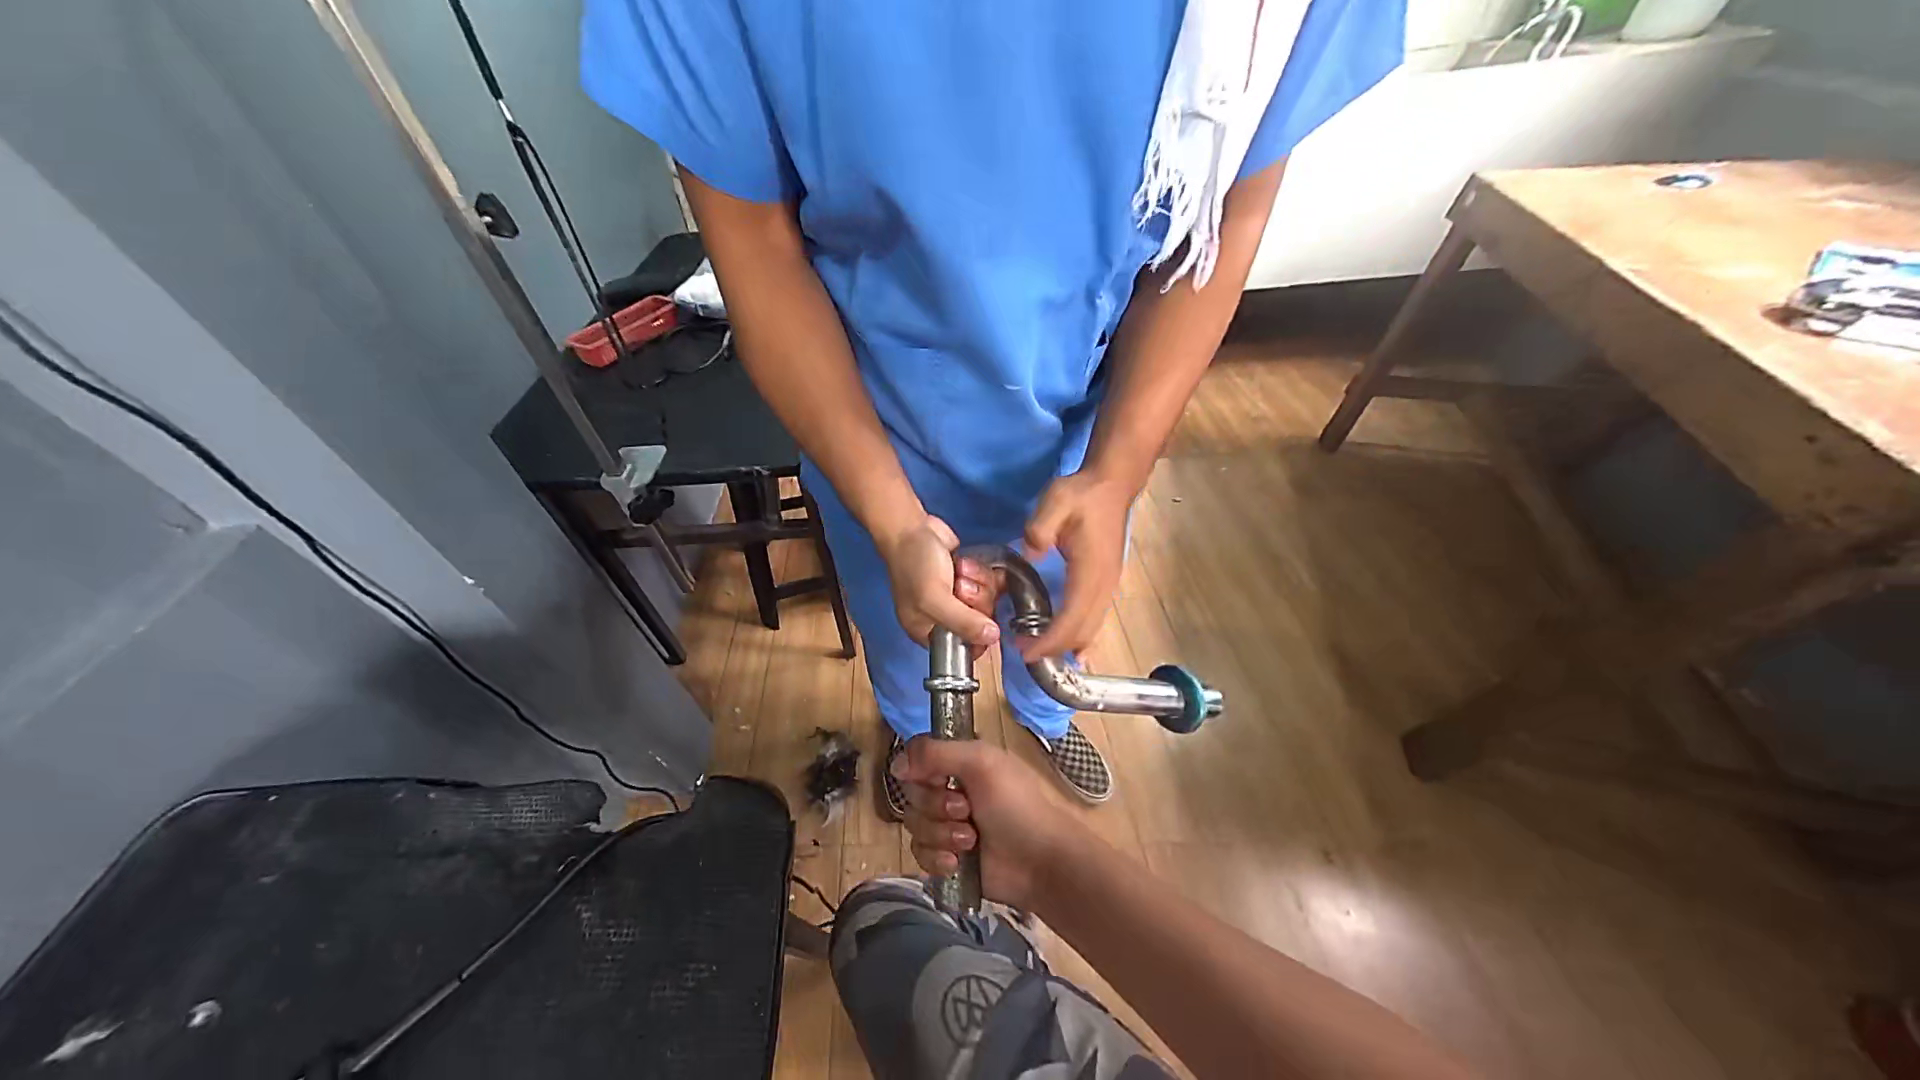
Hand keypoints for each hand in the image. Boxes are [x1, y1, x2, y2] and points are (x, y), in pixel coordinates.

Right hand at [876, 514, 999, 648]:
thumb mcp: (934, 598)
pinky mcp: (968, 579)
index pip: (964, 649)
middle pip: (981, 622)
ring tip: (958, 571)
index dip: (977, 635)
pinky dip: (980, 572)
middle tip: (960, 587)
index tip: (976, 616)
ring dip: (978, 582)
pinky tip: (963, 563)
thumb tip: (992, 638)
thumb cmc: (915, 565)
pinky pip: (988, 583)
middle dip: (976, 601)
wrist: (912, 528)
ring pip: (988, 600)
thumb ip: (963, 622)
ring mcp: (958, 598)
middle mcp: (945, 618)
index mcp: (928, 632)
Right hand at [893, 736, 1090, 910]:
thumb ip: (936, 753)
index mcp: (961, 762)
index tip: (936, 779)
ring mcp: (948, 825)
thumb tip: (896, 763)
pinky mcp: (947, 858)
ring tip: (971, 841)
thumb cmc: (1018, 806)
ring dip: (940, 834)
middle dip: (936, 806)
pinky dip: (937, 859)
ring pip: (914, 826)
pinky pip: (919, 855)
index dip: (919, 771)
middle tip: (966, 812)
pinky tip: (958, 862)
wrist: (1041, 863)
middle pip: (912, 794)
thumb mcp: (981, 764)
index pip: (917, 758)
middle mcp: (951, 790)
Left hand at [1021, 470, 1132, 659]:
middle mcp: (1104, 585)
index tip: (1026, 651)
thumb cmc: (1083, 495)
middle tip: (1024, 652)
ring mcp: (1109, 586)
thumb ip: (1040, 528)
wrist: (1112, 485)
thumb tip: (1030, 554)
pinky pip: (1095, 618)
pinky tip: (1069, 647)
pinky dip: (1080, 635)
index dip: (1050, 640)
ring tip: (1038, 649)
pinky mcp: (1107, 583)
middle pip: (1083, 631)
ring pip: (1092, 628)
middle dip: (1055, 648)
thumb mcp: (1055, 502)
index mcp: (1090, 571)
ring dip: (1067, 644)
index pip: (1072, 618)